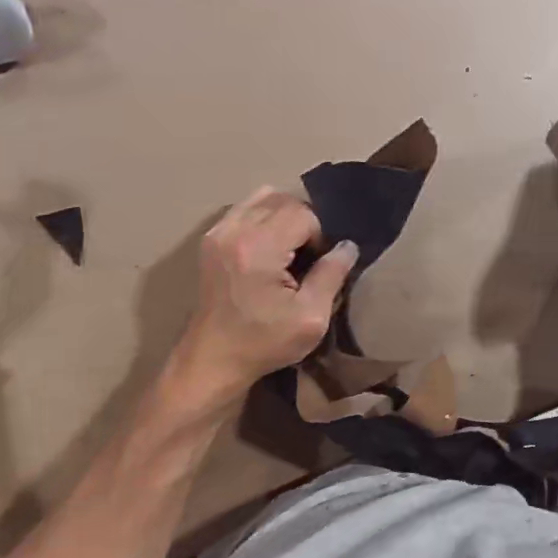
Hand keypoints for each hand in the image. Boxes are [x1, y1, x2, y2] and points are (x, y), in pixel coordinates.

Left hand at [174, 187, 357, 401]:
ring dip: (283, 218)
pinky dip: (262, 220)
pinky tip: (267, 251)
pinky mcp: (210, 240)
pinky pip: (243, 210)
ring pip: (262, 199)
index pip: (303, 213)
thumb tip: (347, 247)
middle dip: (303, 224)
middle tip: (305, 261)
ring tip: (287, 253)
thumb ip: (332, 275)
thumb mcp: (310, 318)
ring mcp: (217, 232)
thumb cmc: (263, 343)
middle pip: (282, 199)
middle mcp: (234, 229)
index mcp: (258, 247)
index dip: (320, 237)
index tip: (317, 268)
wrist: (213, 359)